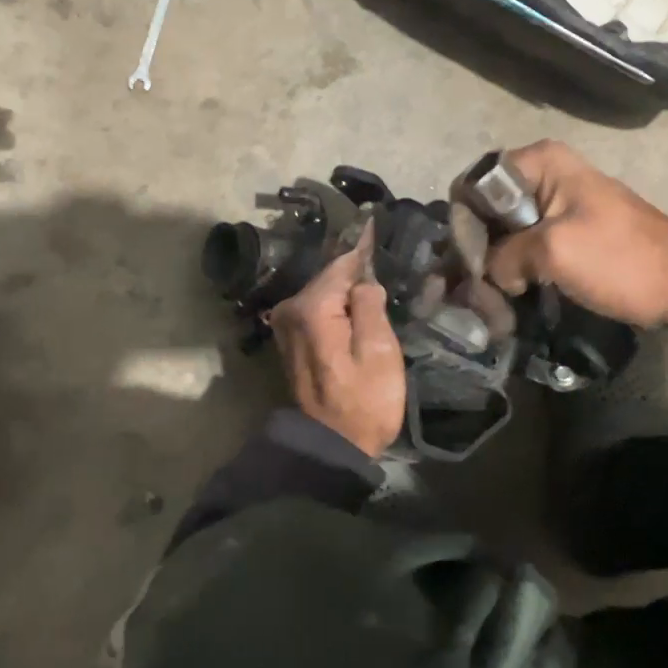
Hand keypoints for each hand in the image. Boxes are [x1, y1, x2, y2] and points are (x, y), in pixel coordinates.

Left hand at [270, 225, 405, 456]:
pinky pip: (318, 310)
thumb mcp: (379, 352)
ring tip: (374, 269)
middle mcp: (290, 309)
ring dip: (347, 286)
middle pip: (330, 278)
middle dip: (355, 267)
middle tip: (381, 245)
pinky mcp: (291, 341)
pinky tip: (357, 300)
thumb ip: (370, 306)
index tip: (373, 220)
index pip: (341, 264)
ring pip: (324, 294)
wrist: (330, 447)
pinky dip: (336, 303)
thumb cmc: (362, 402)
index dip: (362, 246)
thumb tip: (365, 281)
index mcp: (312, 307)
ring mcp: (286, 327)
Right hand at [482, 140, 667, 326]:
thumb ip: (503, 256)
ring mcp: (550, 203)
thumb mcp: (554, 251)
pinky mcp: (559, 231)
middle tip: (475, 290)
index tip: (470, 263)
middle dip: (476, 248)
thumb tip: (482, 276)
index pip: (473, 184)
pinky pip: (520, 245)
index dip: (465, 223)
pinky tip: (508, 295)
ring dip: (491, 264)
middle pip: (483, 209)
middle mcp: (540, 174)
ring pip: (499, 231)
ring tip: (490, 299)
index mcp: (539, 162)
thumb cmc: (619, 258)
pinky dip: (511, 269)